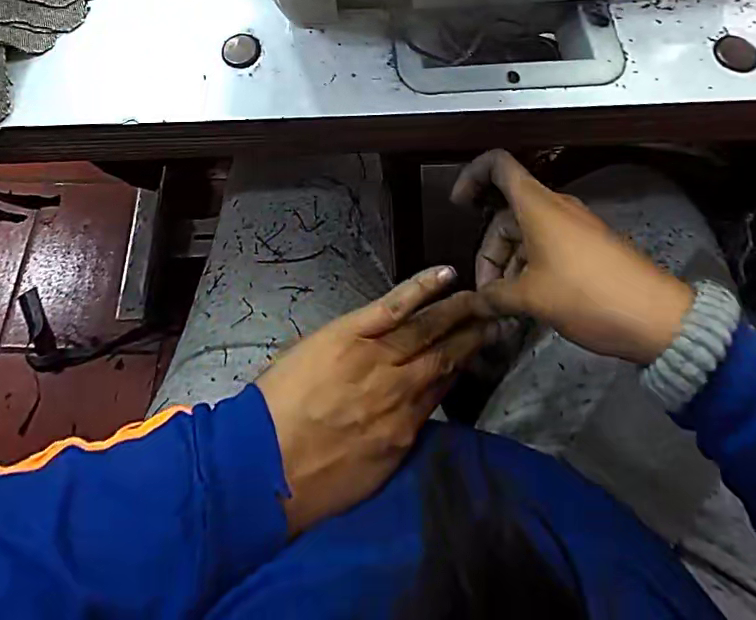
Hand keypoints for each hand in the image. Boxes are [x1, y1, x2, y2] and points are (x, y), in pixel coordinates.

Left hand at [254, 266, 491, 535]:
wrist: (260, 470)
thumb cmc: (308, 480)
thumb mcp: (368, 473)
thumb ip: (397, 440)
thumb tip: (416, 415)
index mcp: (405, 425)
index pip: (444, 385)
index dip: (464, 364)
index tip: (480, 348)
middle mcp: (401, 389)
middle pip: (446, 354)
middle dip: (472, 334)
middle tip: (495, 317)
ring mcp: (378, 358)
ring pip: (428, 328)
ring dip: (457, 310)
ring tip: (479, 296)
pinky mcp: (352, 334)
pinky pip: (394, 307)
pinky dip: (422, 288)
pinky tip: (446, 274)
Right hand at [450, 150, 693, 366]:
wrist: (654, 315)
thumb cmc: (587, 295)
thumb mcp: (532, 299)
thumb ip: (495, 297)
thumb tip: (476, 302)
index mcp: (537, 205)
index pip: (497, 165)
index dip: (471, 176)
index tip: (458, 205)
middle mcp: (554, 207)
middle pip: (506, 212)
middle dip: (489, 249)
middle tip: (486, 292)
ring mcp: (573, 226)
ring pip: (525, 233)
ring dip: (509, 264)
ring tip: (505, 305)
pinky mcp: (587, 246)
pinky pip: (546, 246)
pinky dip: (529, 268)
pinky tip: (526, 302)